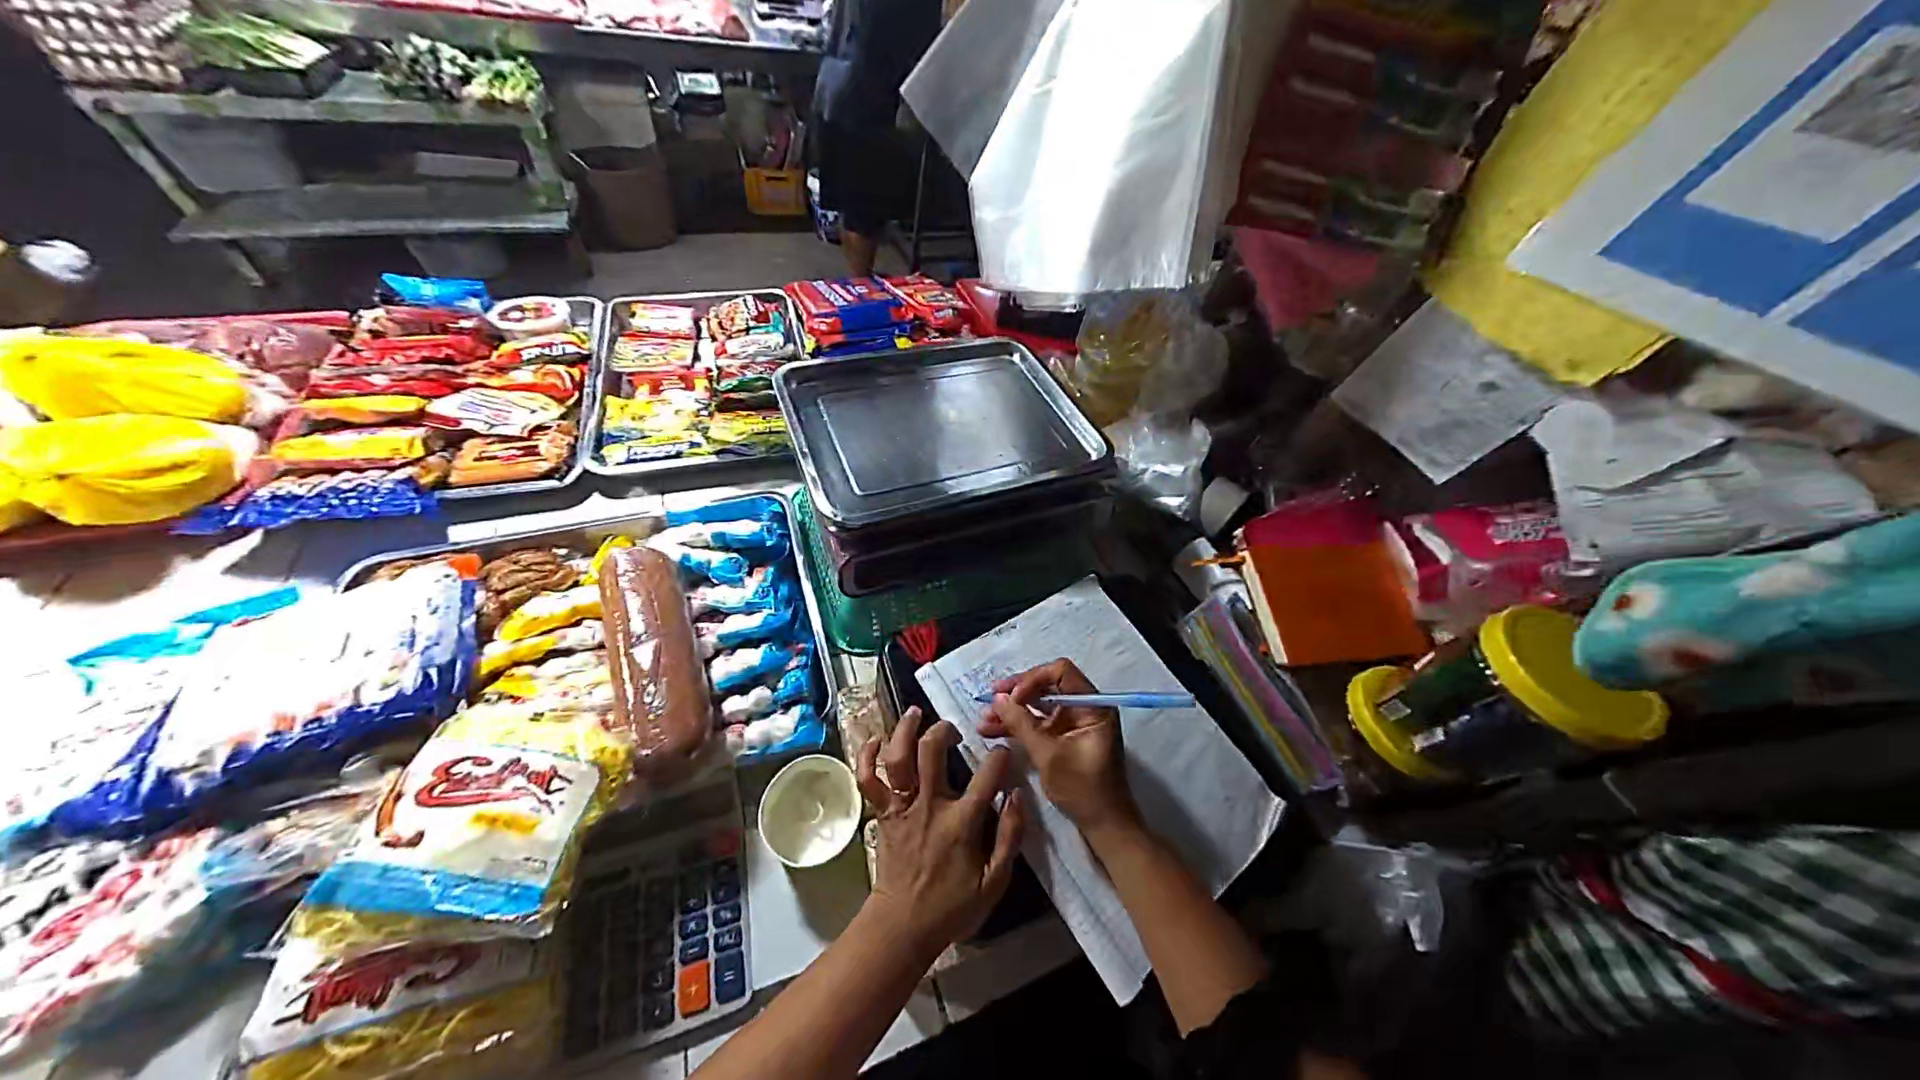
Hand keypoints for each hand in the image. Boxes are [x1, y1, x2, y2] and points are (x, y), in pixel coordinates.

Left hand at [855, 706, 1024, 954]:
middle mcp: (929, 806)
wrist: (903, 926)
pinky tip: (876, 742)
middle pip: (932, 752)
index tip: (1005, 750)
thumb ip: (1010, 837)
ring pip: (898, 758)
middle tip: (953, 728)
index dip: (1000, 756)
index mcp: (961, 823)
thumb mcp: (994, 882)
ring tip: (914, 713)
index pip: (986, 776)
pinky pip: (868, 780)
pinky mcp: (883, 814)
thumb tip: (1017, 796)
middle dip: (944, 730)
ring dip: (904, 730)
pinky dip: (867, 758)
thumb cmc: (952, 907)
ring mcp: (902, 808)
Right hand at [978, 659, 1139, 836]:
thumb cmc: (1084, 789)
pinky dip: (1018, 725)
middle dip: (1016, 694)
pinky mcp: (1063, 737)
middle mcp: (1084, 708)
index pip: (1061, 672)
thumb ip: (1022, 724)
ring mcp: (1073, 723)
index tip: (1012, 698)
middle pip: (1046, 686)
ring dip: (1012, 711)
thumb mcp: (1048, 755)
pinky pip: (1038, 723)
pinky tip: (993, 730)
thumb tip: (998, 699)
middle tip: (989, 701)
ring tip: (984, 720)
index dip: (1033, 679)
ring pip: (1038, 705)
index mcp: (1093, 706)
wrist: (1104, 826)